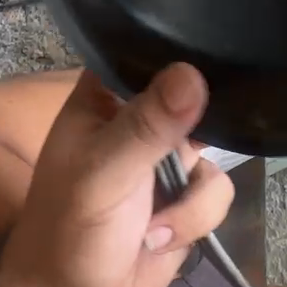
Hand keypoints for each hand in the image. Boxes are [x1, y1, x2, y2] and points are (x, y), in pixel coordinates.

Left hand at [0, 64, 235, 286]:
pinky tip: (158, 238)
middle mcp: (140, 113)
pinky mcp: (185, 193)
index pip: (151, 48)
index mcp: (108, 90)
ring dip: (191, 196)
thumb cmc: (68, 228)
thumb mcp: (103, 172)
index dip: (183, 50)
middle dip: (202, 126)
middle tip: (185, 155)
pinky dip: (195, 220)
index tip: (211, 59)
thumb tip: (193, 73)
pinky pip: (218, 190)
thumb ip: (147, 125)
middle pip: (196, 92)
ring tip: (153, 224)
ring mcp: (165, 154)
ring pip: (215, 148)